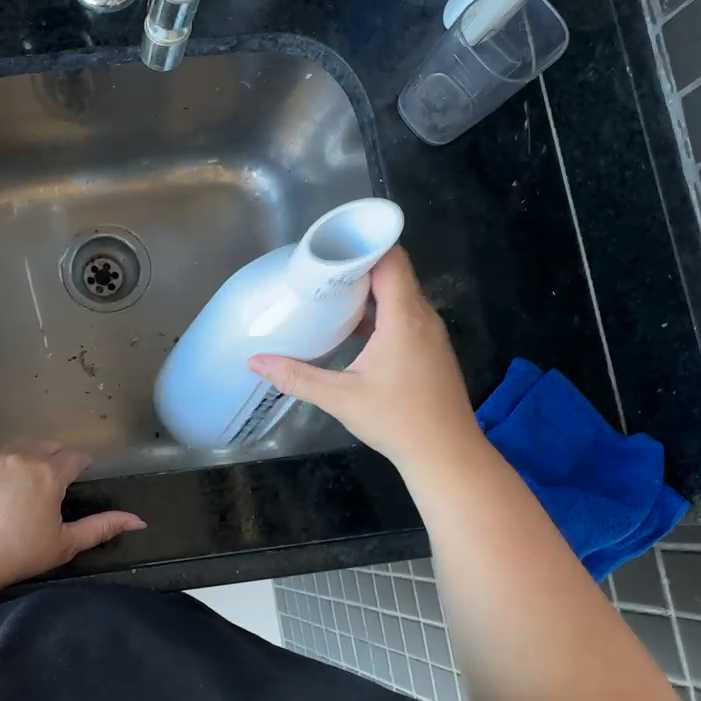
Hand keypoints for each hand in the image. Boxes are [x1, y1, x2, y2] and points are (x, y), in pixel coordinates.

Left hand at [0, 441, 145, 589]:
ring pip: (21, 446)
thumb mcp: (65, 544)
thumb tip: (139, 520)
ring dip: (32, 456)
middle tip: (58, 481)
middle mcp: (22, 456)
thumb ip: (102, 527)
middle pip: (49, 445)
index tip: (81, 478)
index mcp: (49, 473)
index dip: (82, 466)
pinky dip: (5, 464)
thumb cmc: (18, 553)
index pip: (75, 457)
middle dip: (58, 457)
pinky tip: (2, 486)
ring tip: (31, 480)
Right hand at [248, 248, 482, 474]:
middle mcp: (422, 316)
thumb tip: (254, 362)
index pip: (390, 260)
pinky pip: (404, 314)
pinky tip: (352, 327)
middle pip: (394, 273)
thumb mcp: (340, 398)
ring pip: (399, 294)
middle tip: (318, 273)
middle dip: (357, 267)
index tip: (327, 252)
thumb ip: (296, 377)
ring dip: (368, 290)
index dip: (361, 248)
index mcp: (403, 318)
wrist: (445, 452)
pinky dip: (379, 310)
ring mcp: (430, 333)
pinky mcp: (430, 348)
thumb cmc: (396, 420)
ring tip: (330, 295)